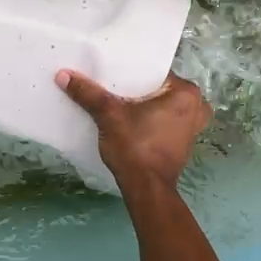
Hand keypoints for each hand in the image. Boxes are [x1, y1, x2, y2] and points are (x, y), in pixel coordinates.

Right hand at [55, 70, 210, 193]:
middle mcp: (196, 106)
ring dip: (146, 106)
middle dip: (139, 89)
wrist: (146, 189)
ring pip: (164, 107)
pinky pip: (166, 122)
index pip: (156, 71)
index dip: (133, 71)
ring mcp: (193, 127)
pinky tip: (133, 121)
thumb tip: (63, 75)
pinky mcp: (184, 143)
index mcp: (186, 93)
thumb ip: (89, 93)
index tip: (114, 72)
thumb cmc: (135, 147)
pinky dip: (152, 121)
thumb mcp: (109, 116)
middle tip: (114, 87)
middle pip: (160, 89)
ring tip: (122, 103)